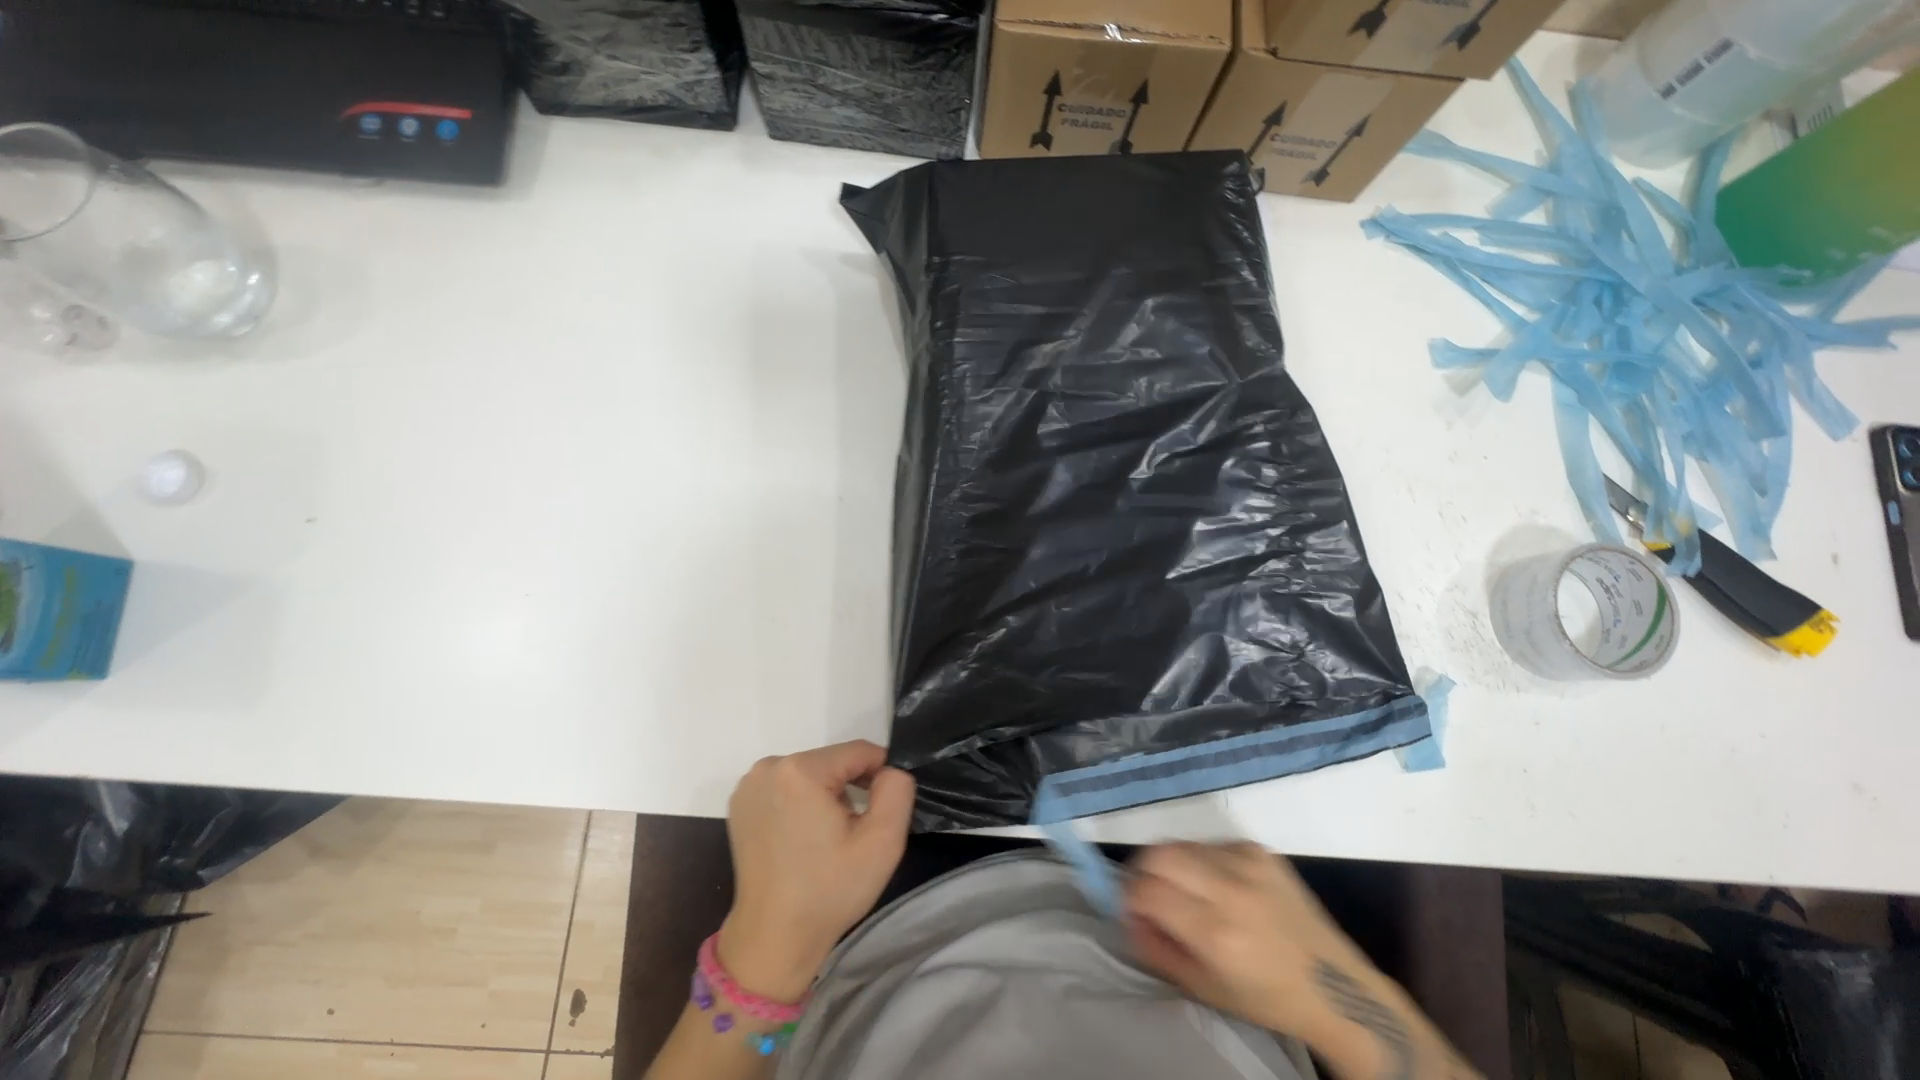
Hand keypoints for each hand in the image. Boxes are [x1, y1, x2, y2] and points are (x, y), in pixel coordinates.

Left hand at [718, 740, 914, 1001]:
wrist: (774, 937)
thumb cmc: (829, 889)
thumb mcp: (883, 840)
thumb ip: (896, 789)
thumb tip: (889, 771)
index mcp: (799, 770)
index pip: (859, 752)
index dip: (881, 778)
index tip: (881, 815)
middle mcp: (768, 768)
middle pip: (832, 763)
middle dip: (850, 790)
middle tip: (853, 835)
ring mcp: (749, 787)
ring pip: (810, 776)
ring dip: (827, 798)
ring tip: (828, 842)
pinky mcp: (740, 806)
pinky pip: (786, 790)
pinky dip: (801, 806)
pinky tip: (804, 842)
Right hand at [1123, 841, 1374, 1036]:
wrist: (1335, 988)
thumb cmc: (1264, 998)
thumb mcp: (1201, 987)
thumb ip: (1154, 948)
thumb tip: (1126, 915)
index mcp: (1215, 932)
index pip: (1146, 891)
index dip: (1128, 898)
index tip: (1132, 911)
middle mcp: (1231, 889)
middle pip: (1159, 854)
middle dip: (1143, 872)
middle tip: (1149, 895)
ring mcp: (1249, 864)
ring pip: (1182, 843)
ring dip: (1170, 865)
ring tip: (1183, 892)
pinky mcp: (1262, 852)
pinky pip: (1210, 844)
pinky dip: (1200, 860)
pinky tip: (1214, 886)